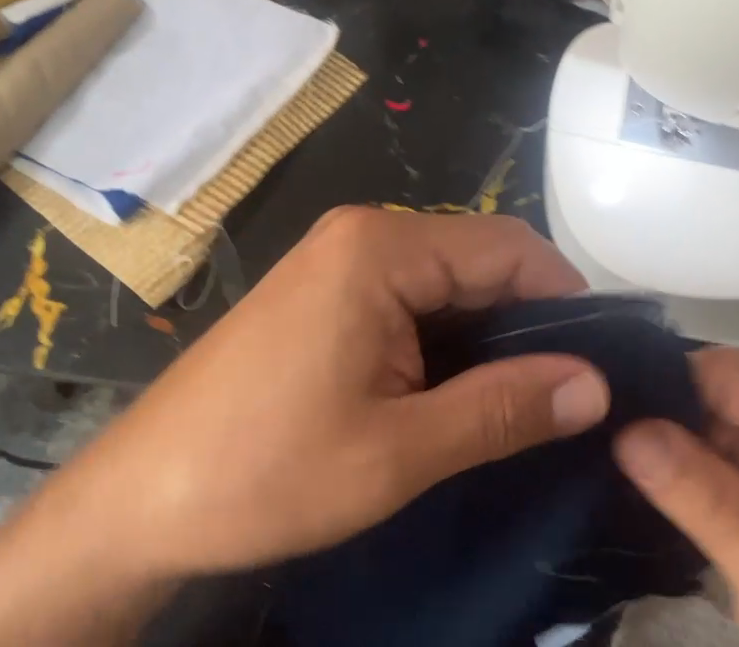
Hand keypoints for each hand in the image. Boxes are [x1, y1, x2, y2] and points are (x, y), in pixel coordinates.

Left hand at [55, 208, 613, 577]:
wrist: (134, 503)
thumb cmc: (263, 473)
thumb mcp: (398, 451)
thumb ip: (504, 407)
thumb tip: (598, 384)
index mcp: (383, 249)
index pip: (511, 248)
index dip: (567, 300)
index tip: (604, 363)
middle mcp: (363, 235)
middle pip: (480, 259)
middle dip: (531, 320)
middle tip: (570, 394)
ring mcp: (337, 260)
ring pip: (448, 281)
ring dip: (489, 333)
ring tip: (526, 399)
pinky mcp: (323, 292)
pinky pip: (411, 298)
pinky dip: (448, 337)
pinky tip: (461, 389)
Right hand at [614, 349, 738, 646]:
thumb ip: (704, 498)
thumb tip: (627, 428)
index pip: (724, 371)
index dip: (661, 382)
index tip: (596, 410)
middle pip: (715, 388)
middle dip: (658, 413)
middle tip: (590, 442)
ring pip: (711, 417)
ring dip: (666, 441)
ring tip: (601, 459)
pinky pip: (722, 450)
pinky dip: (685, 467)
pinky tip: (638, 481)